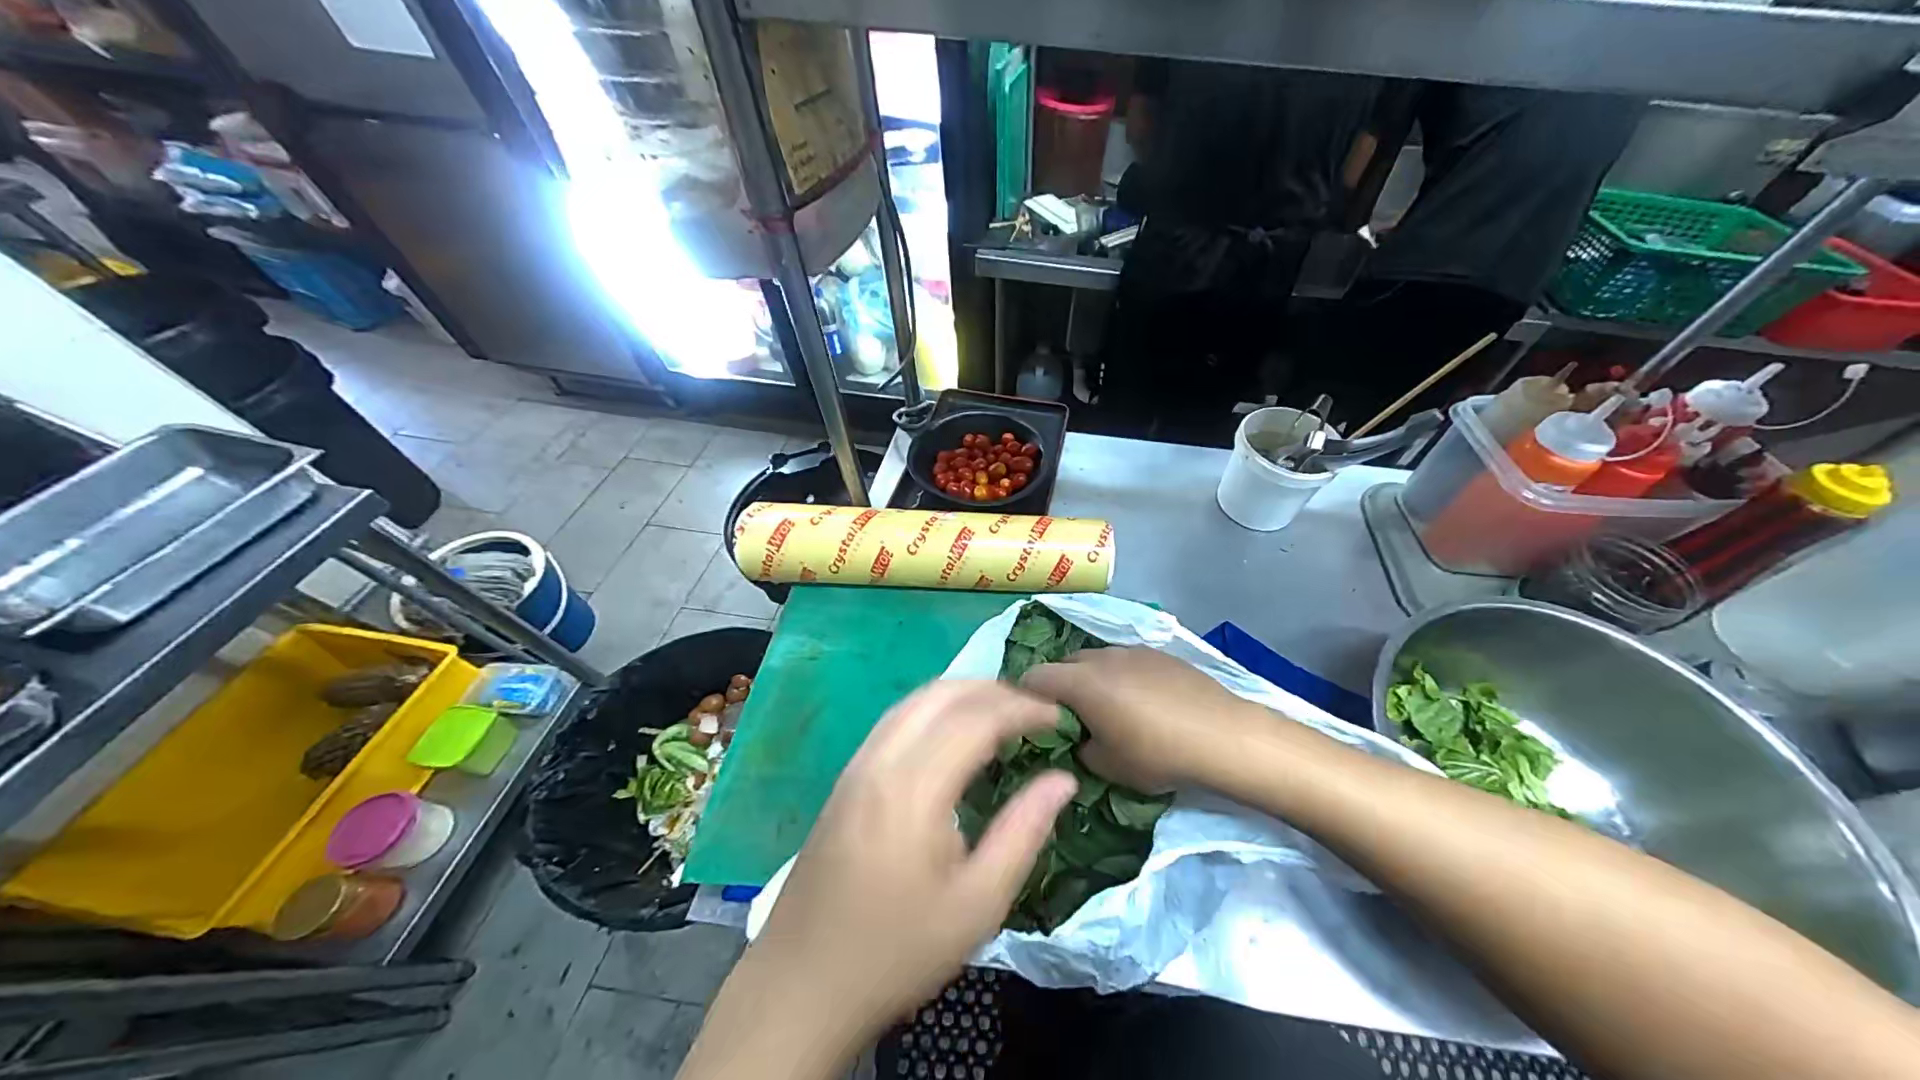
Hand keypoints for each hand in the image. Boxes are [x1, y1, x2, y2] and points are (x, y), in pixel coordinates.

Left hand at [685, 681, 1075, 1078]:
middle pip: (941, 694)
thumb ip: (1023, 831)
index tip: (1058, 717)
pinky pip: (894, 721)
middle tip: (1034, 709)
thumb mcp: (978, 903)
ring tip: (1002, 714)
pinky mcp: (844, 780)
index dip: (1022, 708)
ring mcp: (856, 766)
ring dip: (961, 695)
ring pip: (913, 701)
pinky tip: (953, 736)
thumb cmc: (898, 950)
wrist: (802, 983)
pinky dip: (933, 710)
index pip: (976, 718)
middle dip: (993, 690)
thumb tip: (1062, 780)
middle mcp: (880, 760)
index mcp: (914, 787)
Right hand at [1022, 647, 1261, 792]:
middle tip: (1073, 718)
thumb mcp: (1107, 765)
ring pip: (1098, 661)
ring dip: (1094, 680)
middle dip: (1061, 687)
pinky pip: (1127, 662)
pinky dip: (1123, 678)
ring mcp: (1134, 651)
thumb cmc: (1157, 753)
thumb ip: (1080, 747)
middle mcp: (1102, 657)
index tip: (1033, 720)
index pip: (1034, 677)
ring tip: (1111, 709)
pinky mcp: (1162, 654)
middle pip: (1066, 664)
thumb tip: (1079, 738)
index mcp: (1081, 682)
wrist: (1224, 736)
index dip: (1025, 697)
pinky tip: (1144, 703)